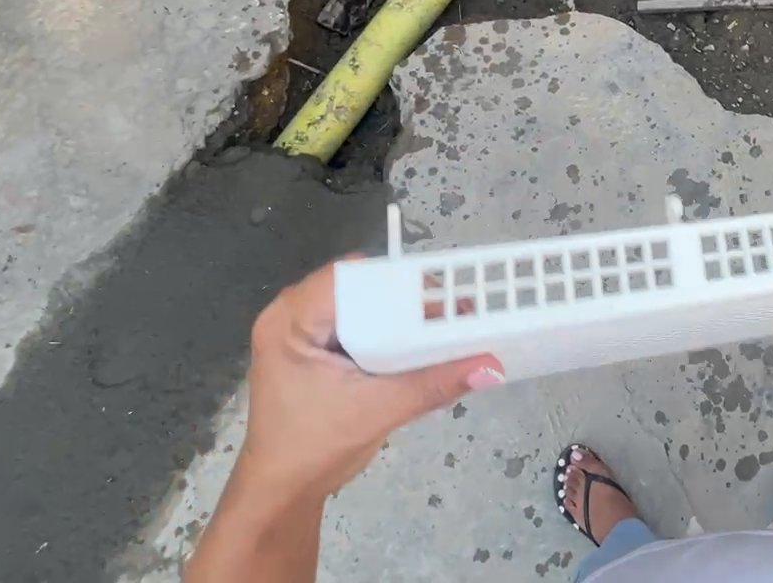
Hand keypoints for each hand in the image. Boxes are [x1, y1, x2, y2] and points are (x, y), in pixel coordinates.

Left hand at [235, 261, 503, 504]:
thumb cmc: (313, 451)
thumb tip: (491, 364)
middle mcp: (293, 314)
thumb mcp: (377, 411)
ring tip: (443, 326)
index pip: (351, 276)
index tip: (439, 300)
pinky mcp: (318, 344)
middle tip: (450, 313)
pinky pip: (363, 318)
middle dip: (408, 297)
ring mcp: (304, 328)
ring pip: (366, 299)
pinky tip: (420, 343)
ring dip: (404, 313)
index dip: (397, 281)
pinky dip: (392, 328)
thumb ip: (434, 383)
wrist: (282, 495)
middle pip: (362, 283)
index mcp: (290, 320)